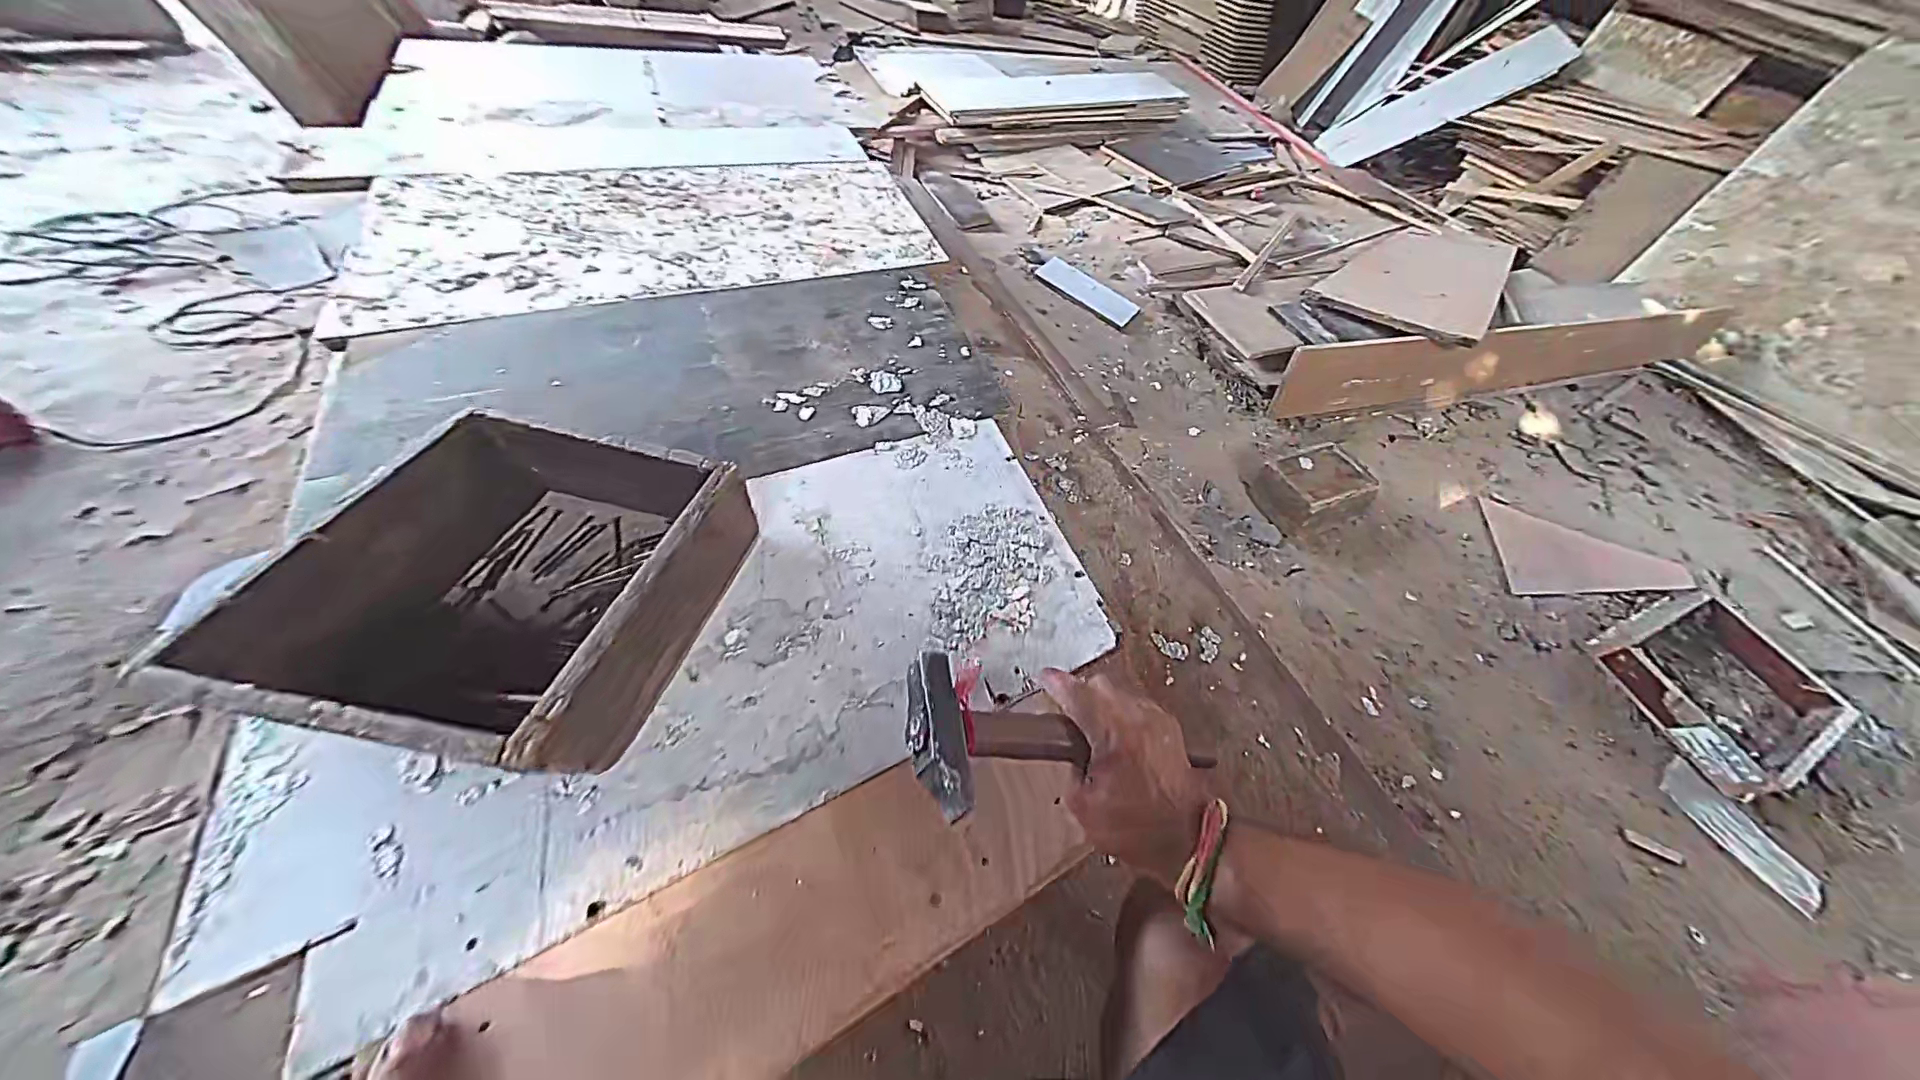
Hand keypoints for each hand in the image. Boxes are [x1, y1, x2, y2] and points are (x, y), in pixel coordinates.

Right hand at [1041, 667, 1208, 886]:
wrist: (1187, 841)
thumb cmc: (1135, 828)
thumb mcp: (1083, 806)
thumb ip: (1069, 768)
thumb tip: (1069, 750)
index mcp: (1114, 734)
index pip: (1078, 694)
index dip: (1056, 684)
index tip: (1044, 678)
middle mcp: (1138, 718)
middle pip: (1100, 685)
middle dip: (1080, 694)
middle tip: (1067, 715)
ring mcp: (1157, 720)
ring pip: (1119, 693)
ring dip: (1102, 704)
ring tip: (1093, 732)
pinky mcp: (1169, 728)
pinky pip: (1137, 706)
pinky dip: (1121, 714)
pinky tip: (1116, 738)